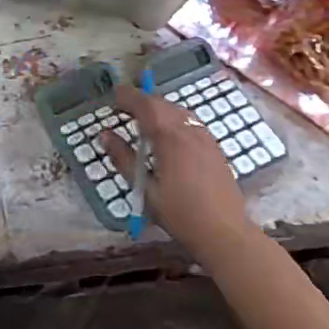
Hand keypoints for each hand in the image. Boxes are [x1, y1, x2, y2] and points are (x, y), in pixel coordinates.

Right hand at [101, 84, 256, 258]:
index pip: (145, 105)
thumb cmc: (180, 214)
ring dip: (158, 107)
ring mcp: (205, 136)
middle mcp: (189, 130)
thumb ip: (123, 158)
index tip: (112, 96)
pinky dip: (173, 117)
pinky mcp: (214, 146)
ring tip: (142, 117)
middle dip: (141, 100)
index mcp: (169, 137)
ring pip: (178, 110)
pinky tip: (168, 132)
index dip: (128, 96)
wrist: (224, 232)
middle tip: (123, 106)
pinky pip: (190, 120)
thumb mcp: (144, 188)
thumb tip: (104, 135)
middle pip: (162, 103)